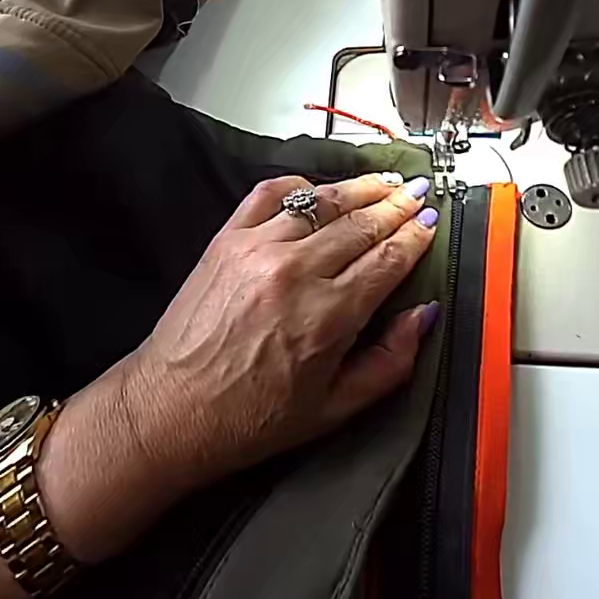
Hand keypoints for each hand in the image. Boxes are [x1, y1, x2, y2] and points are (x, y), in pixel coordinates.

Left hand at [40, 171, 440, 561]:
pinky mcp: (226, 240)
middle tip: (417, 191)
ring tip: (385, 181)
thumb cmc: (252, 418)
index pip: (388, 258)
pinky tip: (319, 188)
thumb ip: (392, 361)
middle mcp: (296, 272)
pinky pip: (269, 194)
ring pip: (323, 202)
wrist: (167, 411)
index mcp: (328, 316)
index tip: (431, 221)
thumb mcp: (336, 409)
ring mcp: (257, 249)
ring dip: (361, 188)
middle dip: (398, 204)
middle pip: (363, 223)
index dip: (416, 235)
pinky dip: (299, 185)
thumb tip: (425, 313)